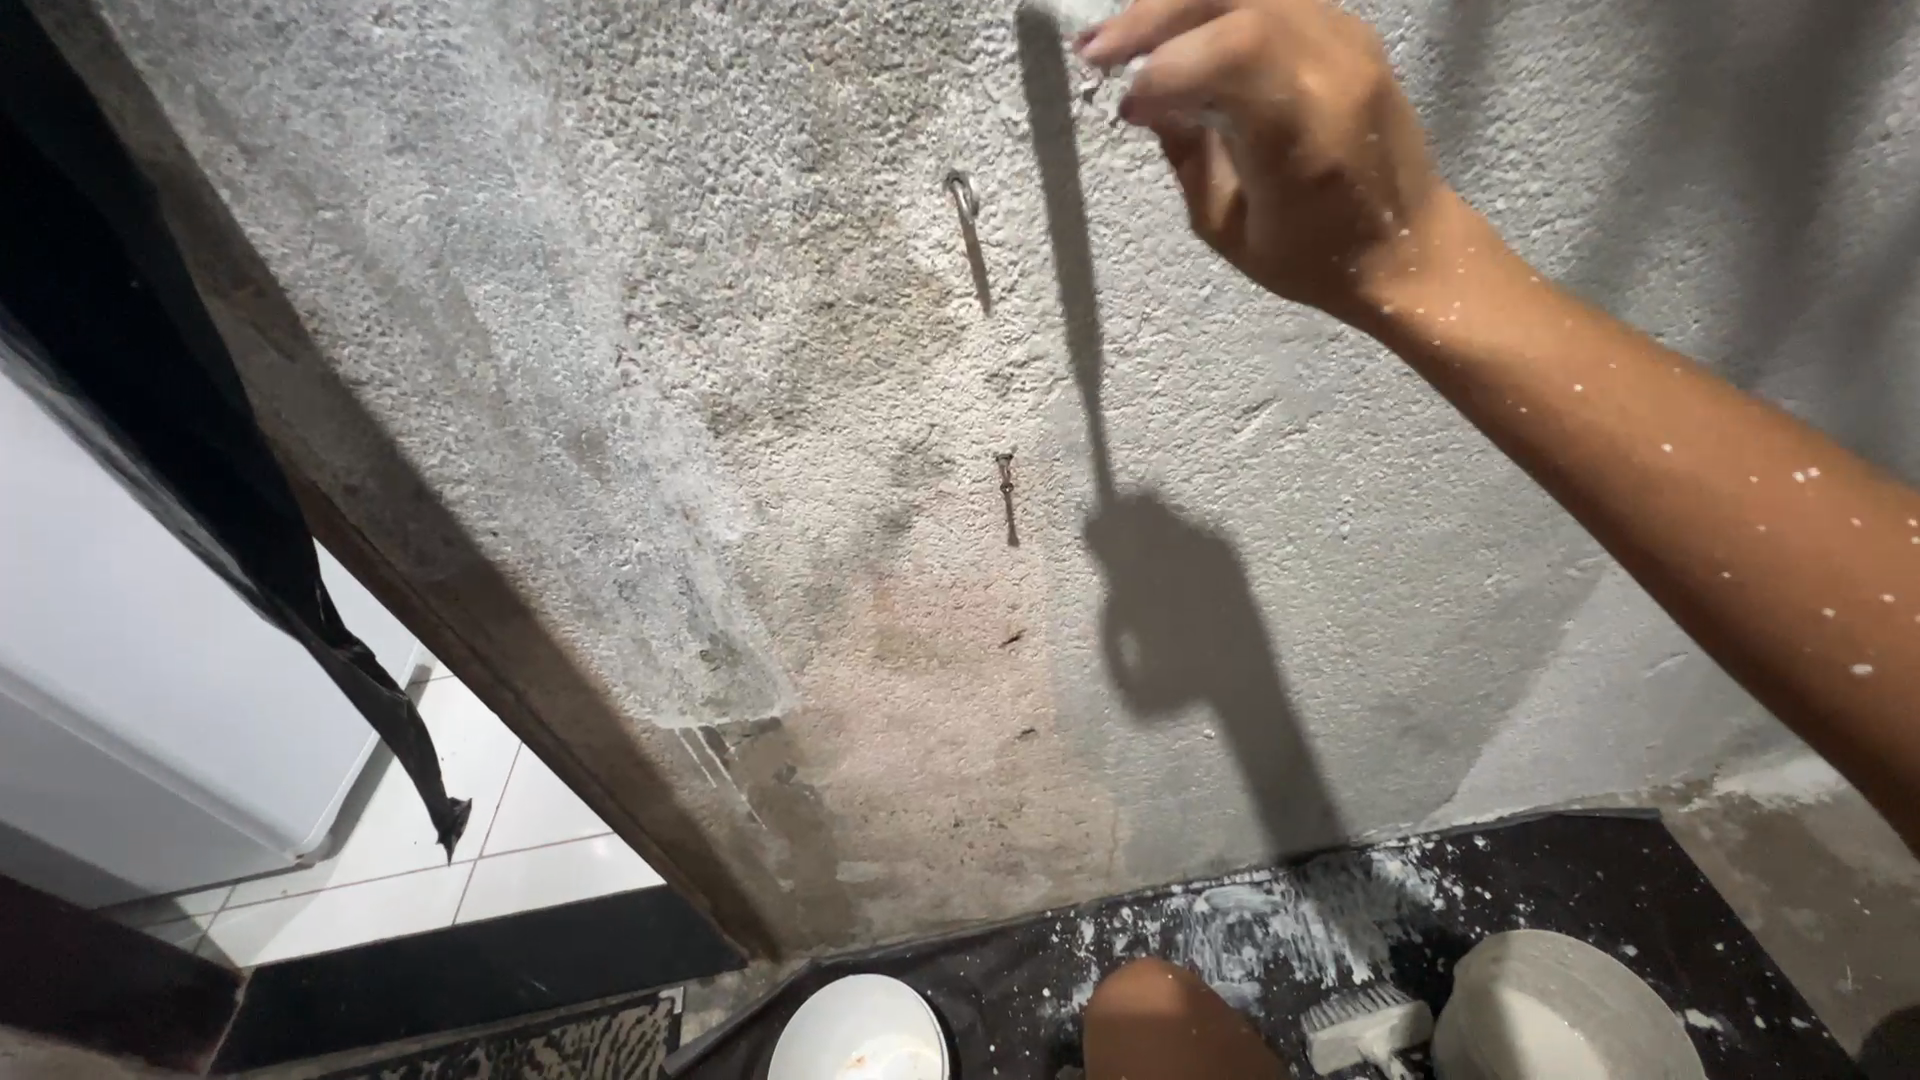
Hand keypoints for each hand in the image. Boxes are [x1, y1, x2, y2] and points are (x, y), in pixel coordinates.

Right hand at [1080, 0, 1453, 320]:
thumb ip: (1186, 158)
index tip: (1125, 108)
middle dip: (1154, 17)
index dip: (1162, 69)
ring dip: (1179, 6)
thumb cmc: (1312, 259)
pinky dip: (1213, 12)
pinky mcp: (1347, 32)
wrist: (1405, 246)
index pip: (1227, 53)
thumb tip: (1148, 104)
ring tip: (1125, 37)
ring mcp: (1345, 37)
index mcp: (1302, 129)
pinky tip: (1178, 39)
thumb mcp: (1228, 228)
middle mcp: (1331, 64)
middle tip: (1095, 50)